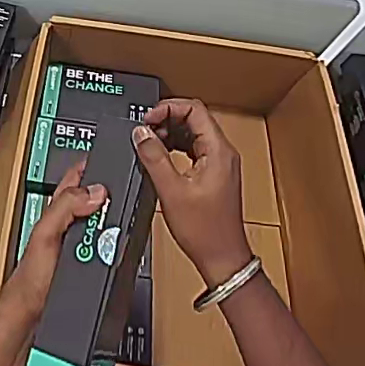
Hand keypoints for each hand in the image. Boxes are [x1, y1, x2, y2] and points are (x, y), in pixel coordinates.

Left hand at [0, 162, 105, 321]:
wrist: (32, 311)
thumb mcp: (46, 234)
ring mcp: (79, 236)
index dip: (94, 163)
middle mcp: (68, 218)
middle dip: (112, 194)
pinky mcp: (88, 253)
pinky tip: (115, 245)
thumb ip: (66, 207)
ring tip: (121, 225)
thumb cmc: (31, 276)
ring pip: (104, 218)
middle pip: (96, 194)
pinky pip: (107, 239)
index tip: (116, 161)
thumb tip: (95, 192)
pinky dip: (115, 240)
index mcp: (56, 206)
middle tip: (127, 198)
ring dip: (115, 220)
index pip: (78, 173)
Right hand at [133, 99, 253, 285]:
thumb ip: (154, 157)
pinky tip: (161, 156)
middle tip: (145, 130)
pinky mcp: (214, 173)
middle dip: (167, 119)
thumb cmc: (205, 230)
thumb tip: (141, 132)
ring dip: (171, 133)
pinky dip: (176, 147)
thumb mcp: (172, 190)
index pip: (195, 109)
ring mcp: (220, 162)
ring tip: (149, 142)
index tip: (148, 118)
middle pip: (194, 118)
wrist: (222, 257)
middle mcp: (223, 152)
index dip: (168, 108)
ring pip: (194, 133)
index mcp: (218, 150)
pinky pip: (195, 148)